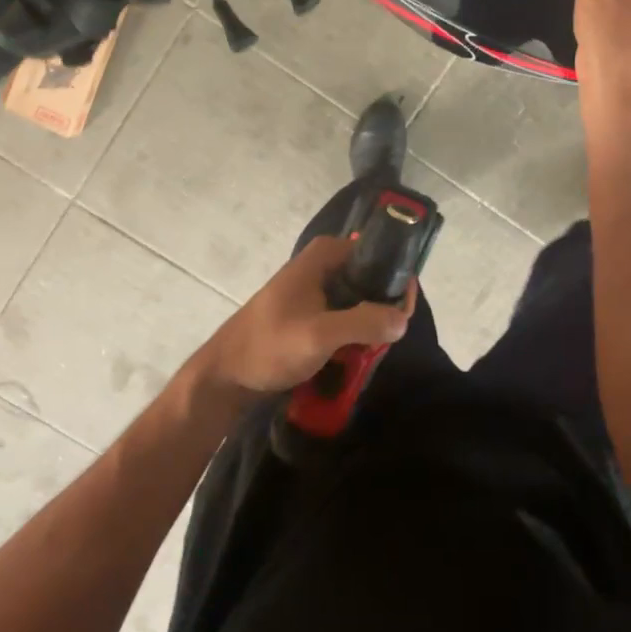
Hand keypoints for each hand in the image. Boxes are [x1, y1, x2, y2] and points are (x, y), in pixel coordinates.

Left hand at [193, 237, 414, 407]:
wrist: (227, 376)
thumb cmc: (268, 347)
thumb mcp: (319, 334)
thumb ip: (364, 323)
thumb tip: (403, 320)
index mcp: (325, 255)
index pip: (379, 255)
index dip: (397, 282)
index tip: (402, 316)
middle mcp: (324, 265)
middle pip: (374, 279)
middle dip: (385, 308)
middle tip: (387, 339)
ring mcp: (318, 290)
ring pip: (363, 301)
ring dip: (372, 325)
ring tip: (372, 351)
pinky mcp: (314, 314)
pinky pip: (349, 317)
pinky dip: (357, 334)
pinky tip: (357, 356)